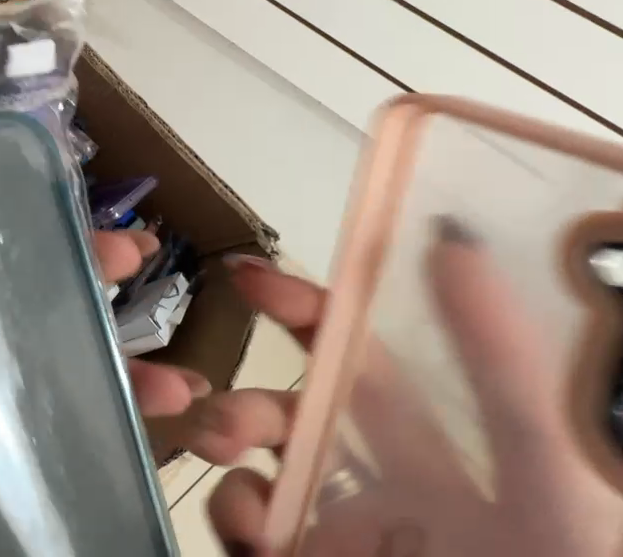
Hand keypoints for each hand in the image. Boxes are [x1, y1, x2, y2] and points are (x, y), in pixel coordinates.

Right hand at [194, 228, 622, 555]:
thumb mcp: (556, 470)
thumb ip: (499, 360)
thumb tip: (449, 236)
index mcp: (467, 461)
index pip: (374, 364)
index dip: (312, 312)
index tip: (250, 277)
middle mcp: (401, 491)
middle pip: (301, 410)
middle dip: (251, 382)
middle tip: (206, 381)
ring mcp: (352, 535)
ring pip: (264, 464)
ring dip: (229, 434)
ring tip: (219, 443)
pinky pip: (252, 526)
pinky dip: (236, 512)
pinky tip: (251, 517)